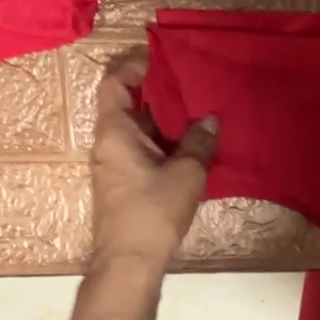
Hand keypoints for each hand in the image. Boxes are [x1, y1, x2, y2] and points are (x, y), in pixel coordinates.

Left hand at [88, 58, 215, 275]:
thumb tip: (210, 118)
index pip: (114, 84)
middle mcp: (108, 144)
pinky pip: (144, 152)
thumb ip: (198, 142)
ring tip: (199, 115)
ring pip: (139, 132)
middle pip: (129, 107)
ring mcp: (115, 166)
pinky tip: (193, 148)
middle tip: (192, 85)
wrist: (130, 260)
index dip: (134, 67)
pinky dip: (165, 144)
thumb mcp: (186, 173)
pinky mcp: (125, 185)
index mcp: (115, 132)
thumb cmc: (154, 211)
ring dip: (166, 122)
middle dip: (159, 95)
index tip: (161, 59)